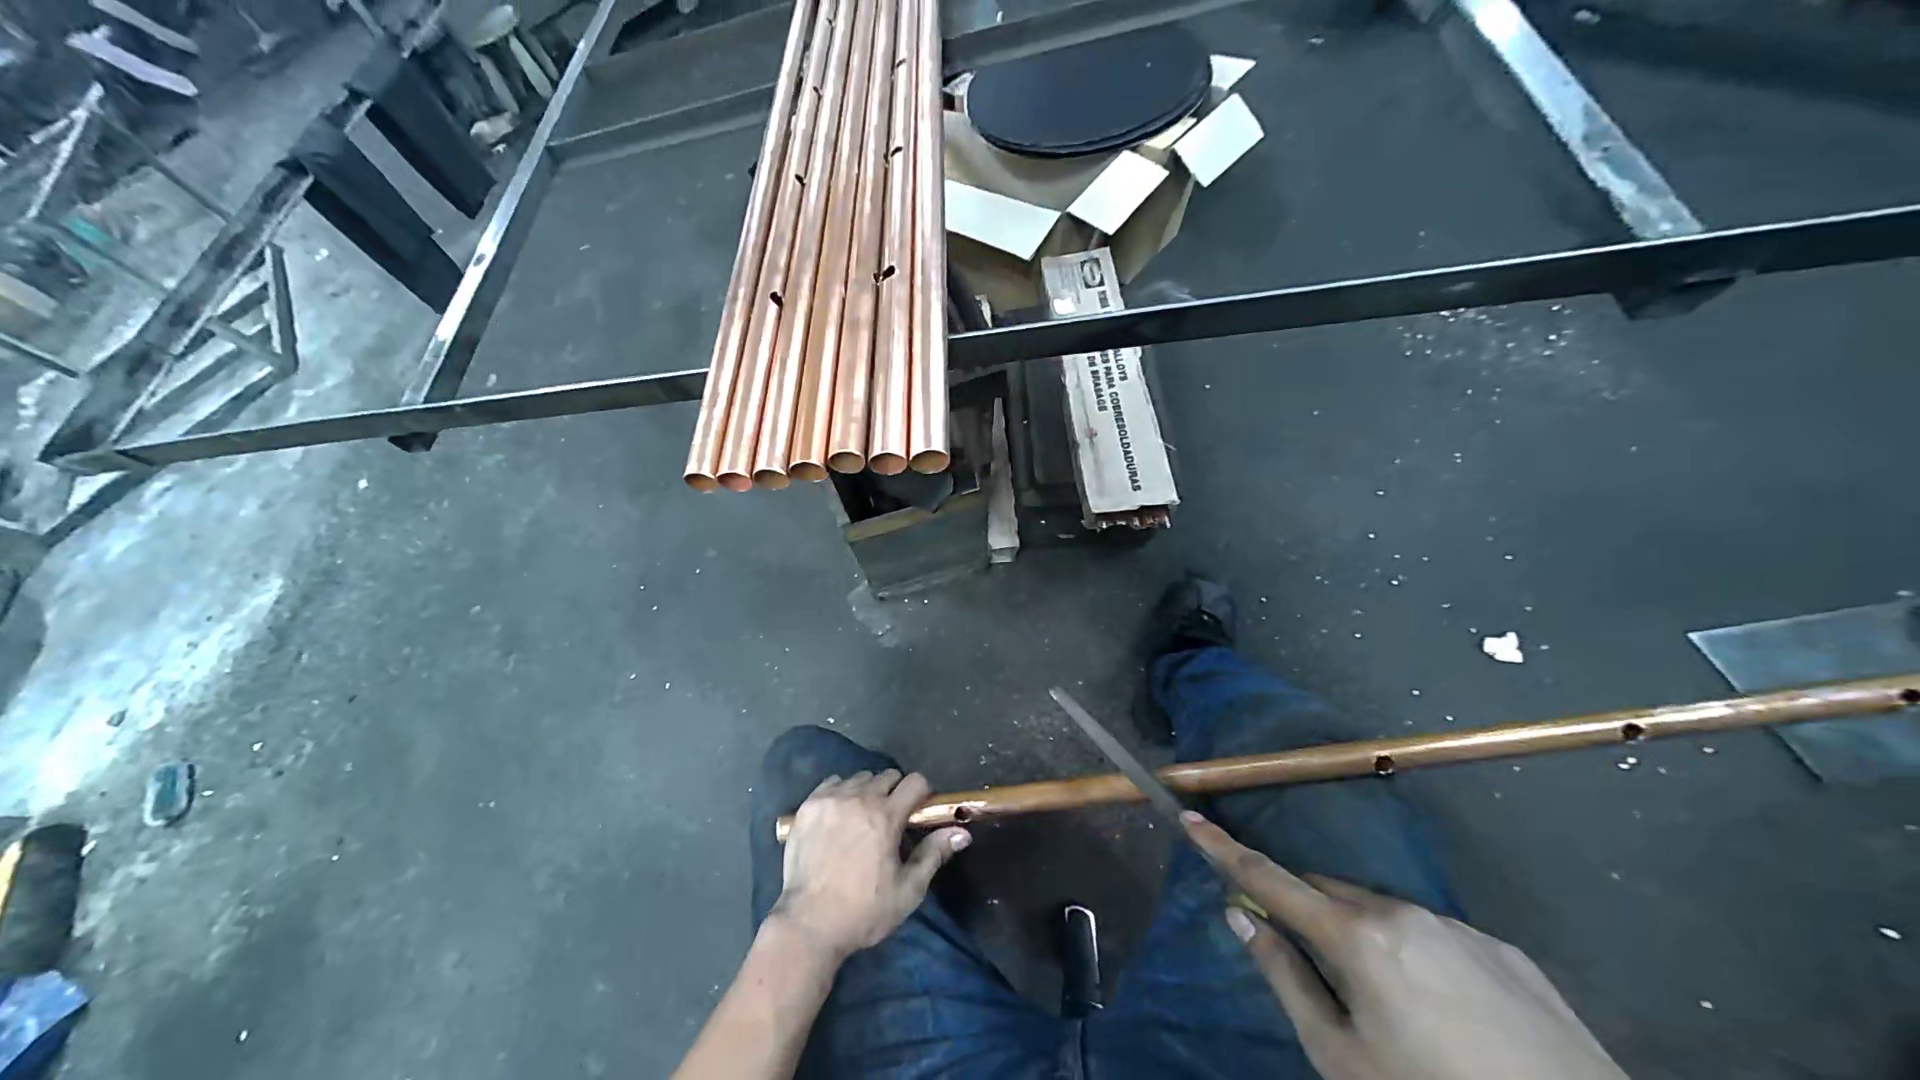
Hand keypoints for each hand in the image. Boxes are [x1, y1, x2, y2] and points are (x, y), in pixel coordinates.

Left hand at [771, 769, 970, 960]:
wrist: (808, 924)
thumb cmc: (863, 911)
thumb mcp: (908, 889)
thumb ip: (934, 854)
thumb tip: (962, 833)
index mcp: (886, 816)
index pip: (915, 781)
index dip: (922, 794)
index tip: (918, 813)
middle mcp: (859, 798)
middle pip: (887, 776)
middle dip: (895, 792)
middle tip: (891, 821)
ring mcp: (830, 799)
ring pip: (859, 778)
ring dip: (868, 792)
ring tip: (863, 819)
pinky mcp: (807, 807)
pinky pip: (832, 783)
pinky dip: (841, 792)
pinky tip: (839, 816)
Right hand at [1184, 812, 1626, 1079]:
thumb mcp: (1341, 1056)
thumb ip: (1285, 977)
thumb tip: (1240, 918)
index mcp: (1356, 936)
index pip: (1269, 879)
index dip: (1224, 850)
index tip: (1190, 818)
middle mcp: (1403, 911)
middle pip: (1326, 893)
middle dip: (1304, 911)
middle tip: (1306, 961)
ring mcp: (1458, 927)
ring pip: (1382, 913)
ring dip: (1362, 937)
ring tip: (1391, 1007)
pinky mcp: (1504, 949)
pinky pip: (1435, 935)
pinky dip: (1415, 954)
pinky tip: (1447, 1015)